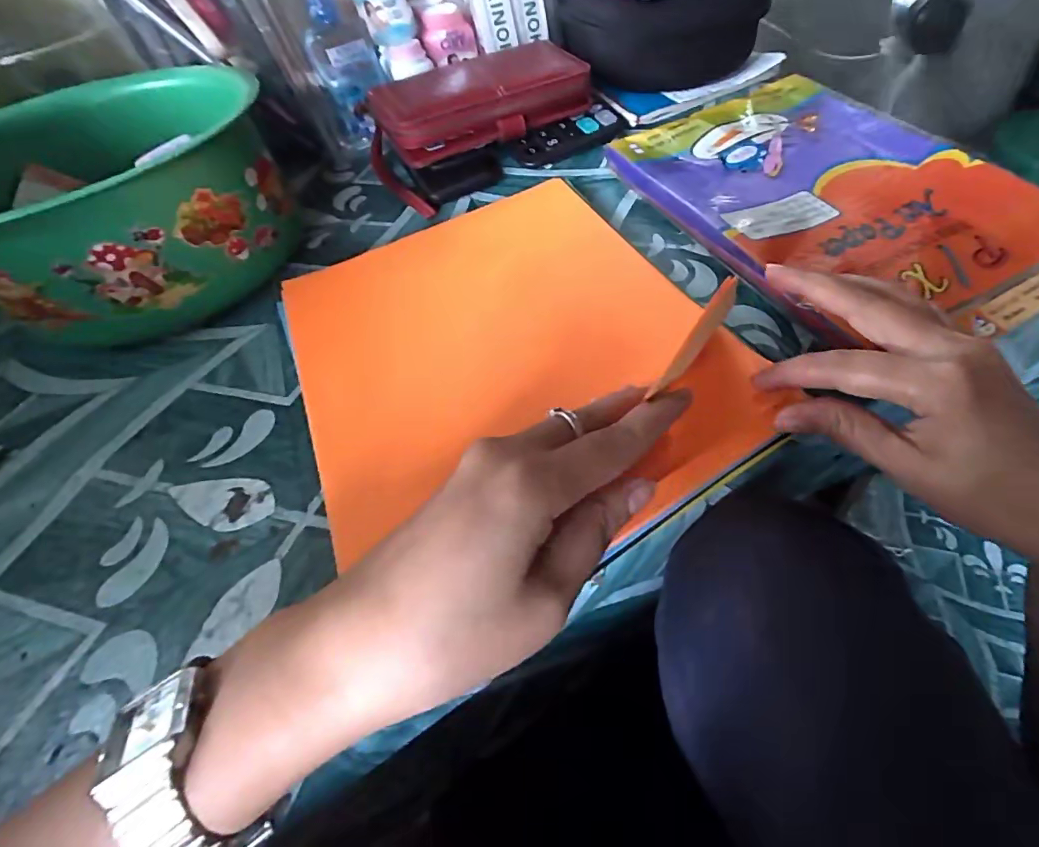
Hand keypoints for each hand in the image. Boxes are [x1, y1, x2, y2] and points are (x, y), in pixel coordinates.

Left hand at [180, 386, 689, 831]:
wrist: (355, 642)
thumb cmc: (458, 637)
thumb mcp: (544, 601)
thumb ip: (591, 534)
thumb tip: (632, 486)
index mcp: (531, 484)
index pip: (608, 445)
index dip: (649, 423)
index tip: (683, 396)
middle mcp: (504, 456)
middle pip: (577, 428)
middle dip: (620, 415)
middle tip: (659, 403)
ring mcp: (476, 463)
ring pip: (550, 437)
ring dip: (589, 434)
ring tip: (628, 434)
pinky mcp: (461, 478)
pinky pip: (526, 454)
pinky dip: (561, 454)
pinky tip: (576, 469)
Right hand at [752, 264, 1038, 585]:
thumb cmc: (989, 499)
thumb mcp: (910, 468)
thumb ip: (847, 428)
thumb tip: (785, 413)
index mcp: (936, 381)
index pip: (845, 365)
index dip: (796, 370)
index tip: (759, 380)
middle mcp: (952, 346)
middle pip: (872, 304)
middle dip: (818, 286)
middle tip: (774, 270)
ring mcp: (966, 342)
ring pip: (897, 298)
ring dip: (849, 283)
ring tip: (807, 277)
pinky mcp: (972, 348)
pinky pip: (916, 311)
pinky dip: (878, 297)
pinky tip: (857, 298)